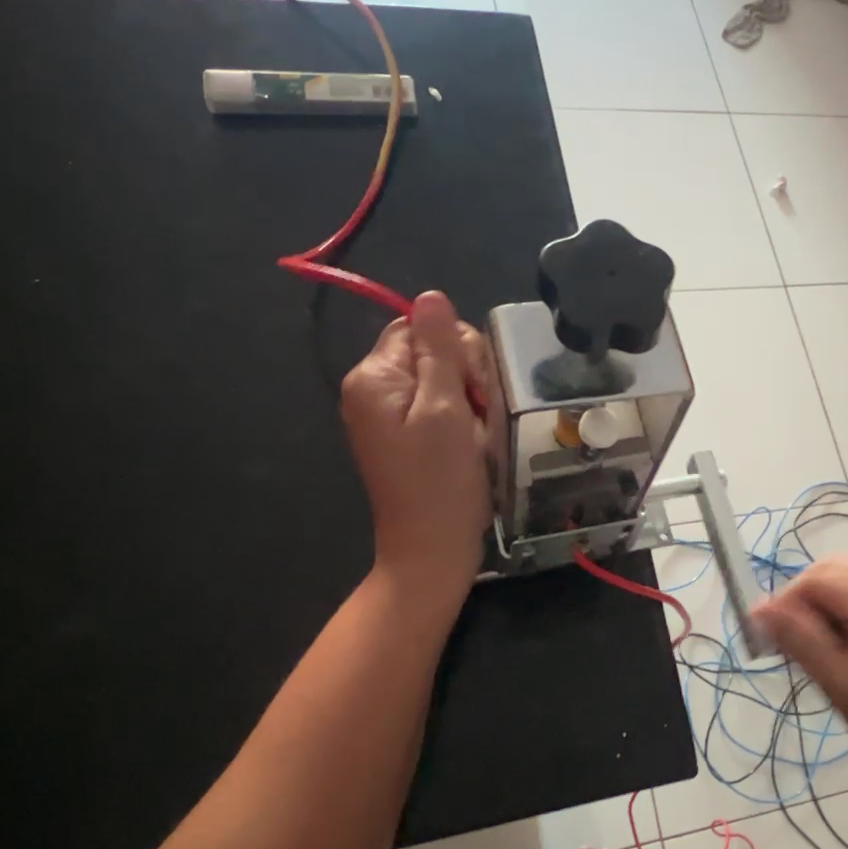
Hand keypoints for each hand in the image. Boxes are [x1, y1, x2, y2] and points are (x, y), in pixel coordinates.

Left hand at [339, 291, 498, 602]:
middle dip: (464, 379)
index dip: (455, 351)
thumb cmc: (441, 482)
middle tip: (475, 419)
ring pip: (442, 380)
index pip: (420, 328)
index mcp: (374, 377)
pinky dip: (461, 423)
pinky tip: (469, 448)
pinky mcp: (404, 438)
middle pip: (431, 351)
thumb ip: (439, 350)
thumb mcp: (446, 409)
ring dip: (468, 404)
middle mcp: (372, 390)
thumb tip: (431, 296)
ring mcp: (387, 416)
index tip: (471, 392)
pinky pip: (439, 409)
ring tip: (474, 440)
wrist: (431, 551)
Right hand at [752, 551, 847, 777]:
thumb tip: (758, 607)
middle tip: (799, 632)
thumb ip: (799, 639)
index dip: (790, 598)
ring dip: (835, 587)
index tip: (773, 630)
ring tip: (830, 629)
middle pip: (841, 562)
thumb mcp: (838, 685)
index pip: (822, 577)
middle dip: (812, 591)